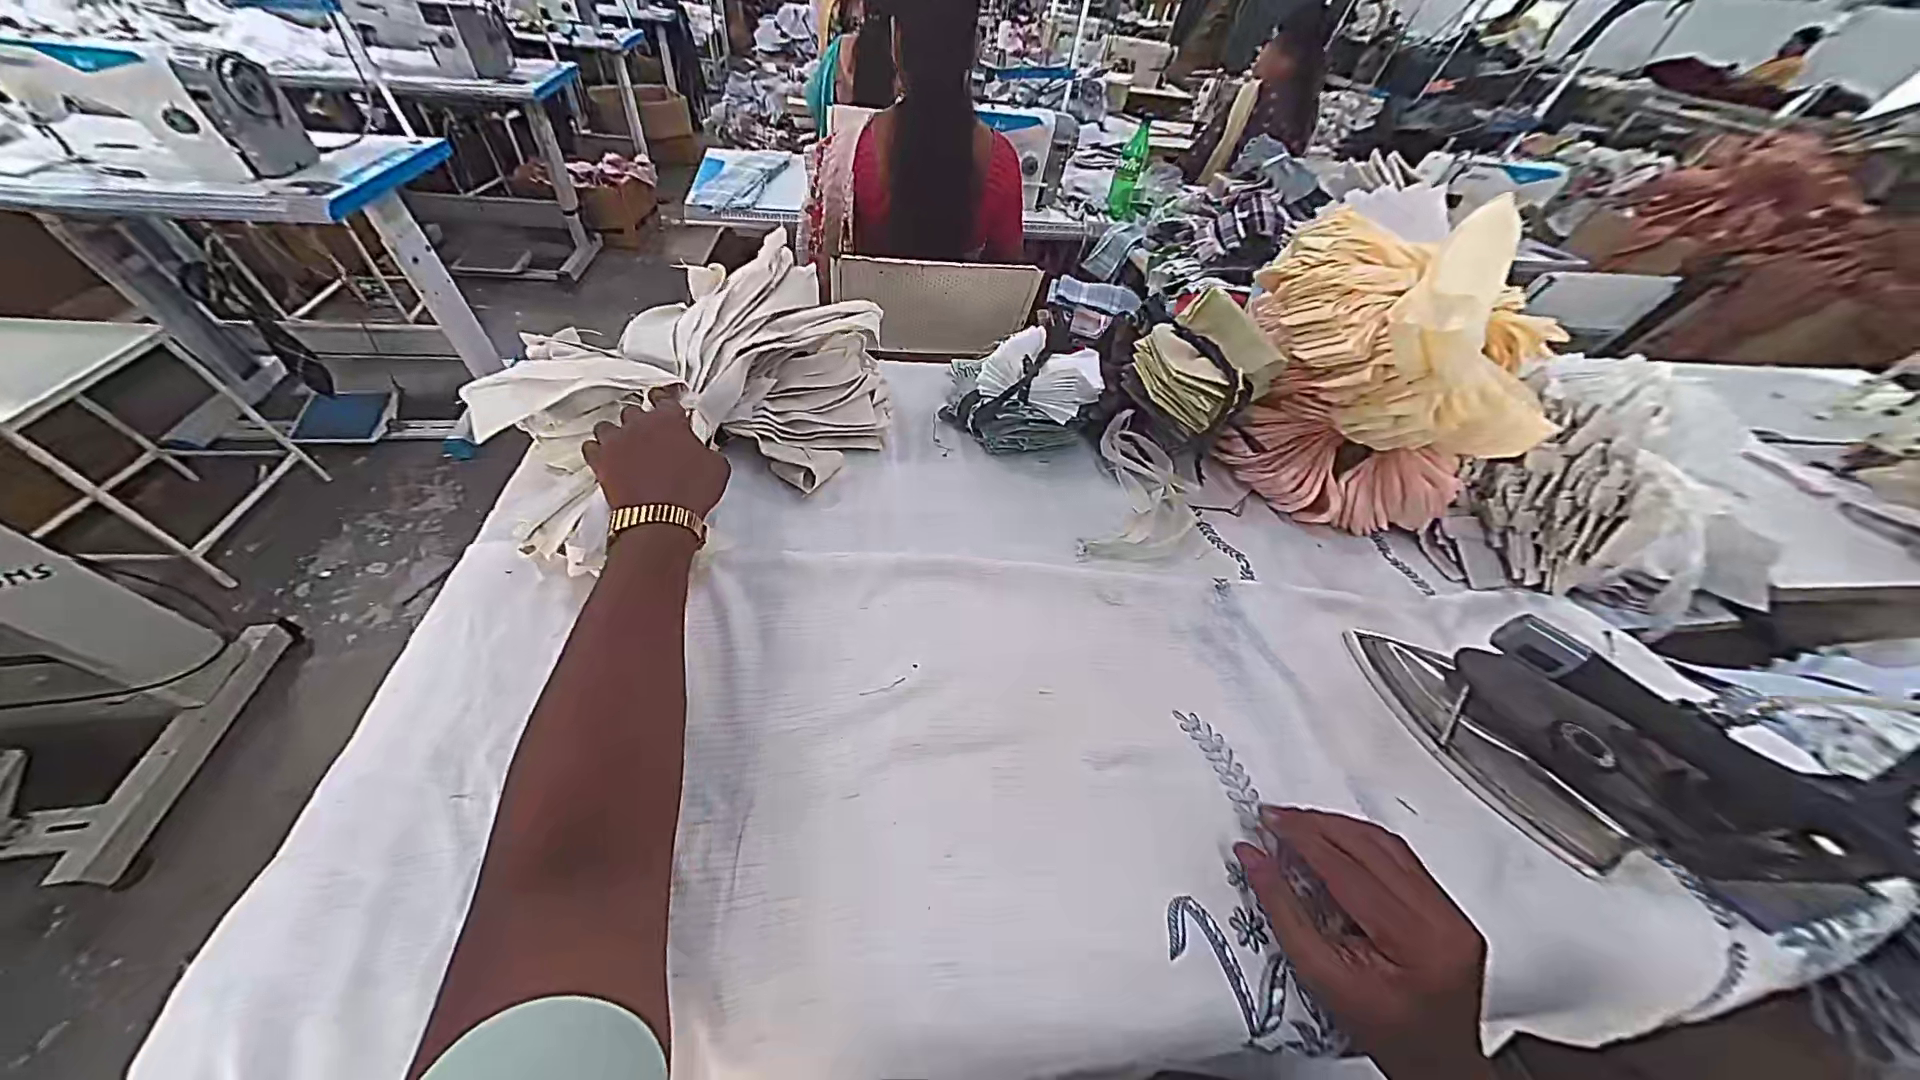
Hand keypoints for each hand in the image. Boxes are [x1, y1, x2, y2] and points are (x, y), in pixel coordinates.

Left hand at [582, 397, 730, 517]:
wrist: (661, 519)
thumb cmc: (687, 493)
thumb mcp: (717, 466)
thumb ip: (707, 449)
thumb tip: (705, 452)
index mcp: (669, 420)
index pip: (664, 398)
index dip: (666, 399)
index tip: (666, 402)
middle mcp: (639, 424)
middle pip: (635, 410)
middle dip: (643, 421)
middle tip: (654, 435)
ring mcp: (616, 441)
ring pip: (609, 425)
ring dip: (618, 433)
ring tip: (629, 445)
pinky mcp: (600, 461)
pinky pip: (591, 447)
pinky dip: (598, 450)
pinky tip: (608, 457)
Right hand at [1234, 807, 1491, 1079]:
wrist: (1434, 1063)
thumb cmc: (1381, 1030)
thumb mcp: (1319, 973)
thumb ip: (1282, 908)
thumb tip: (1253, 857)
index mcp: (1415, 940)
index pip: (1347, 868)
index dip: (1302, 838)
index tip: (1269, 822)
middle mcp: (1443, 921)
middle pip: (1368, 845)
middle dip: (1315, 824)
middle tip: (1276, 817)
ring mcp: (1451, 912)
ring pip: (1385, 842)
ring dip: (1336, 825)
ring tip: (1298, 823)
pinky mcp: (1449, 907)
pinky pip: (1399, 855)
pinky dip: (1359, 839)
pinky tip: (1333, 838)